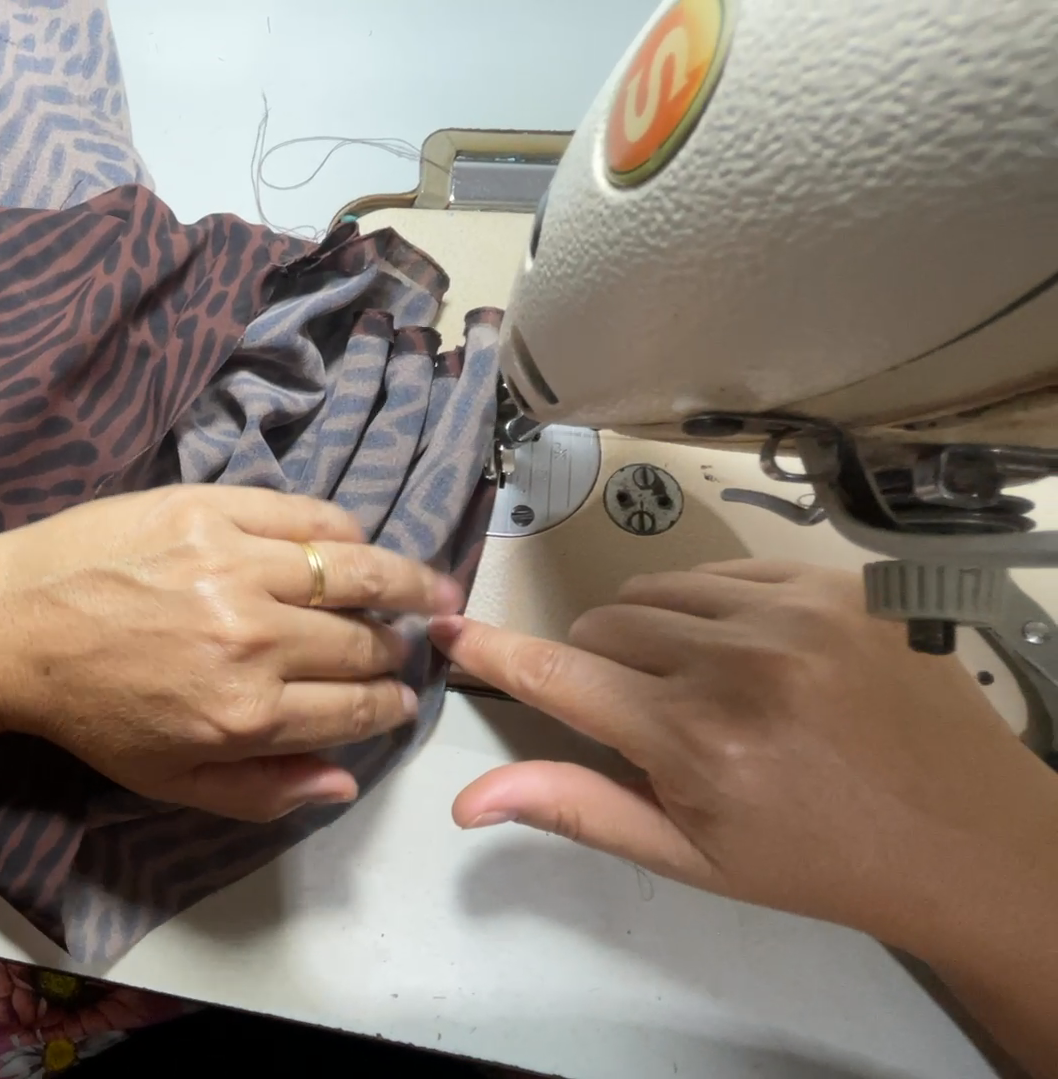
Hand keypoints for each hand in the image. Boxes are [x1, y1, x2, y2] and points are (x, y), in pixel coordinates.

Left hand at [0, 486, 462, 822]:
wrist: (13, 627)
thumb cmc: (88, 710)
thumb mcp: (165, 779)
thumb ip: (261, 792)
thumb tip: (347, 780)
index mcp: (248, 712)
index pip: (357, 707)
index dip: (390, 704)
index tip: (400, 697)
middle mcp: (255, 636)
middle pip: (364, 642)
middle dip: (395, 652)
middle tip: (402, 646)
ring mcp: (234, 563)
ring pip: (356, 569)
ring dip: (404, 582)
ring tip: (425, 587)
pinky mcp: (209, 508)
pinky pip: (307, 513)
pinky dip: (343, 530)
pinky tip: (351, 542)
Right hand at [432, 560, 1057, 954]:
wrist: (990, 847)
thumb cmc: (813, 860)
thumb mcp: (684, 856)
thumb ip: (571, 808)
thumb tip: (463, 801)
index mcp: (696, 741)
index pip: (554, 675)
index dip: (488, 650)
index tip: (444, 628)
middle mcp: (739, 665)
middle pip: (597, 628)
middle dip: (600, 668)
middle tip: (647, 713)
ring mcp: (795, 614)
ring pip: (646, 595)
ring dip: (647, 635)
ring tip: (698, 681)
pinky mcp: (836, 586)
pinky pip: (708, 573)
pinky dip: (702, 608)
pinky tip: (746, 651)